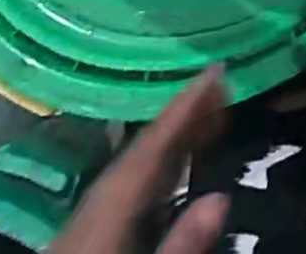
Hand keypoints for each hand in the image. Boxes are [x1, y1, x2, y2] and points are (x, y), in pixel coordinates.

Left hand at [50, 69, 230, 253]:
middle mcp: (92, 216)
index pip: (149, 152)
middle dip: (180, 117)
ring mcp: (84, 232)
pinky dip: (156, 168)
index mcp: (104, 221)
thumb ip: (180, 250)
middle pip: (139, 154)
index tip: (215, 70)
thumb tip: (220, 197)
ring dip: (170, 139)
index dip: (184, 108)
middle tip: (222, 83)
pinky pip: (127, 191)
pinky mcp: (85, 248)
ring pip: (131, 171)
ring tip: (208, 115)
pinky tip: (174, 170)